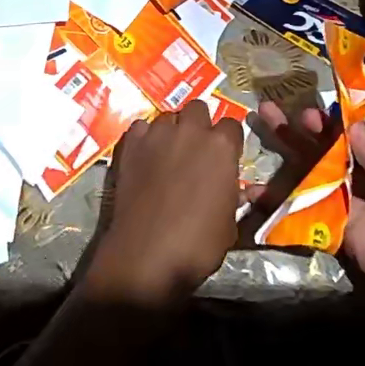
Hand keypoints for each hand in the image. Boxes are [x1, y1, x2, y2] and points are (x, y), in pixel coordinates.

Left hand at [84, 102, 242, 306]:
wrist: (146, 256)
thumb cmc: (197, 245)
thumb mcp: (230, 222)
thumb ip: (232, 193)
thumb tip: (233, 187)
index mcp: (222, 146)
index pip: (232, 126)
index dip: (229, 142)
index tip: (224, 158)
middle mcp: (192, 131)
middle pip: (199, 108)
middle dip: (199, 124)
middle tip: (196, 149)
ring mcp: (158, 134)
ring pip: (168, 116)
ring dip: (172, 129)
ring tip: (168, 152)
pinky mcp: (131, 145)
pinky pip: (140, 128)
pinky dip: (144, 138)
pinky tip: (144, 157)